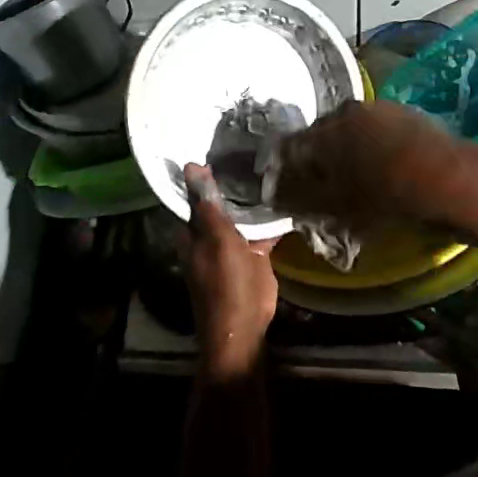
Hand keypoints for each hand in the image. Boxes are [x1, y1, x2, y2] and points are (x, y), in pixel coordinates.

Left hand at [182, 164, 277, 381]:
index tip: (222, 146)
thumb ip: (206, 204)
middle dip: (232, 182)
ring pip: (239, 217)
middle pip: (218, 204)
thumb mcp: (217, 238)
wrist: (243, 330)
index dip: (204, 172)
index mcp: (190, 230)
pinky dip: (269, 221)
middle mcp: (206, 235)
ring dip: (252, 200)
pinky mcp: (251, 258)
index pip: (193, 193)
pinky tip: (287, 201)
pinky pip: (258, 232)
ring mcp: (229, 247)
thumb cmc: (226, 283)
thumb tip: (190, 165)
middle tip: (254, 152)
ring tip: (272, 169)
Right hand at [272, 100, 473, 222]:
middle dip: (320, 157)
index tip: (293, 186)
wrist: (453, 181)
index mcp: (321, 129)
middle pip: (322, 135)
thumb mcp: (336, 206)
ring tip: (359, 176)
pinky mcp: (407, 112)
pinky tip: (386, 167)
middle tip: (327, 182)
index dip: (289, 168)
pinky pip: (379, 130)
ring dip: (350, 150)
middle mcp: (344, 109)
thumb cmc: (385, 195)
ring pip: (352, 130)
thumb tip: (274, 196)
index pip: (291, 146)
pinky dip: (376, 145)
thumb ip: (299, 199)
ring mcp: (378, 107)